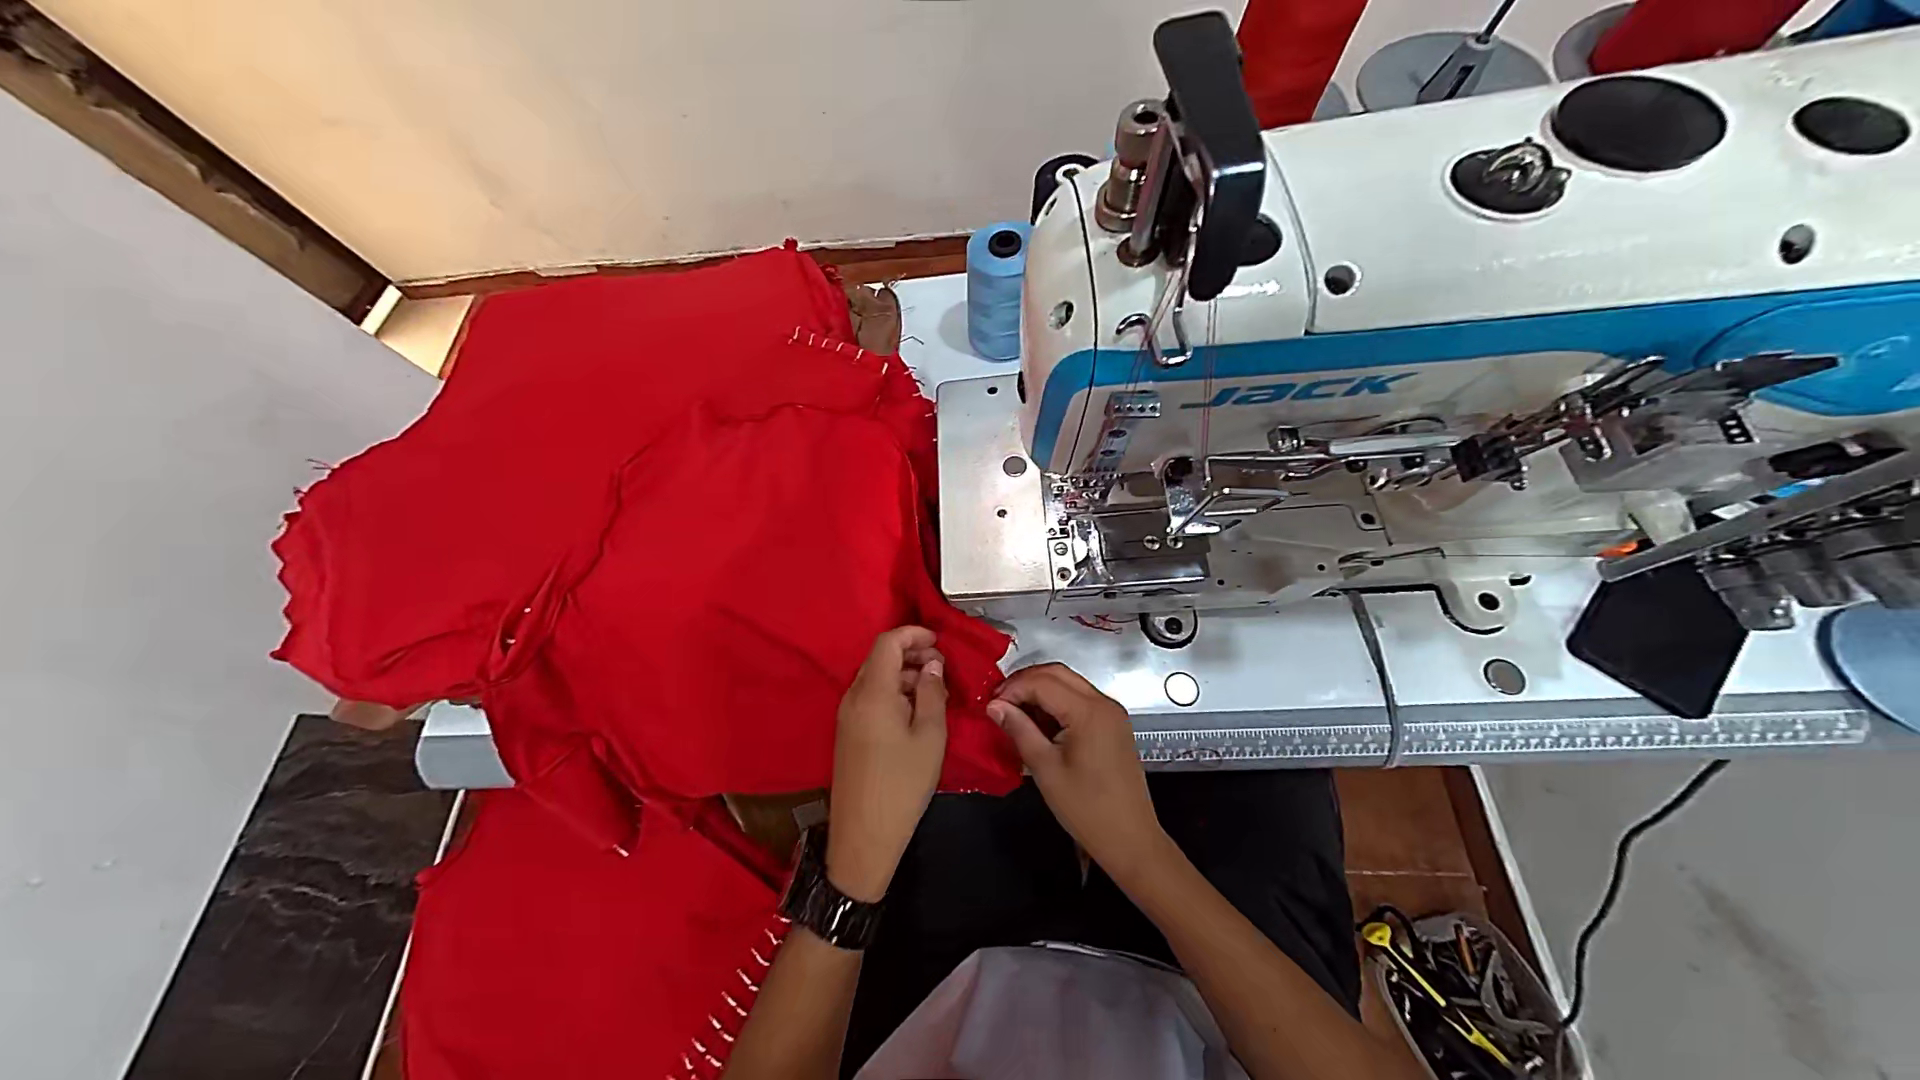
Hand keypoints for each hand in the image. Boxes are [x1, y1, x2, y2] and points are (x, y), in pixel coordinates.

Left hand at [826, 626, 947, 901]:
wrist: (864, 835)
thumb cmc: (902, 784)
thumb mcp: (929, 735)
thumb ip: (932, 692)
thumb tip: (931, 665)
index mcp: (873, 692)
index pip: (888, 642)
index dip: (914, 634)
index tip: (939, 642)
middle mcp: (853, 696)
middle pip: (880, 657)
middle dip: (911, 653)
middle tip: (942, 667)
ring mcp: (846, 715)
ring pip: (875, 677)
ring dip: (903, 674)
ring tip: (934, 689)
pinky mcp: (847, 732)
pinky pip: (869, 697)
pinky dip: (892, 691)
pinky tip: (914, 709)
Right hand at [987, 663, 1169, 884]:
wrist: (1130, 839)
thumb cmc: (1086, 808)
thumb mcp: (1044, 768)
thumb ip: (1018, 729)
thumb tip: (994, 705)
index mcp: (1089, 712)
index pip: (1042, 682)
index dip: (1012, 688)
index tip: (990, 705)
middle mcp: (1104, 703)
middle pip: (1057, 673)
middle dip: (1025, 682)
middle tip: (999, 702)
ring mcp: (1112, 713)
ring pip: (1069, 683)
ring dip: (1040, 690)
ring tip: (1013, 712)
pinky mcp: (1113, 725)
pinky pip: (1080, 699)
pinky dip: (1056, 702)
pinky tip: (1038, 722)